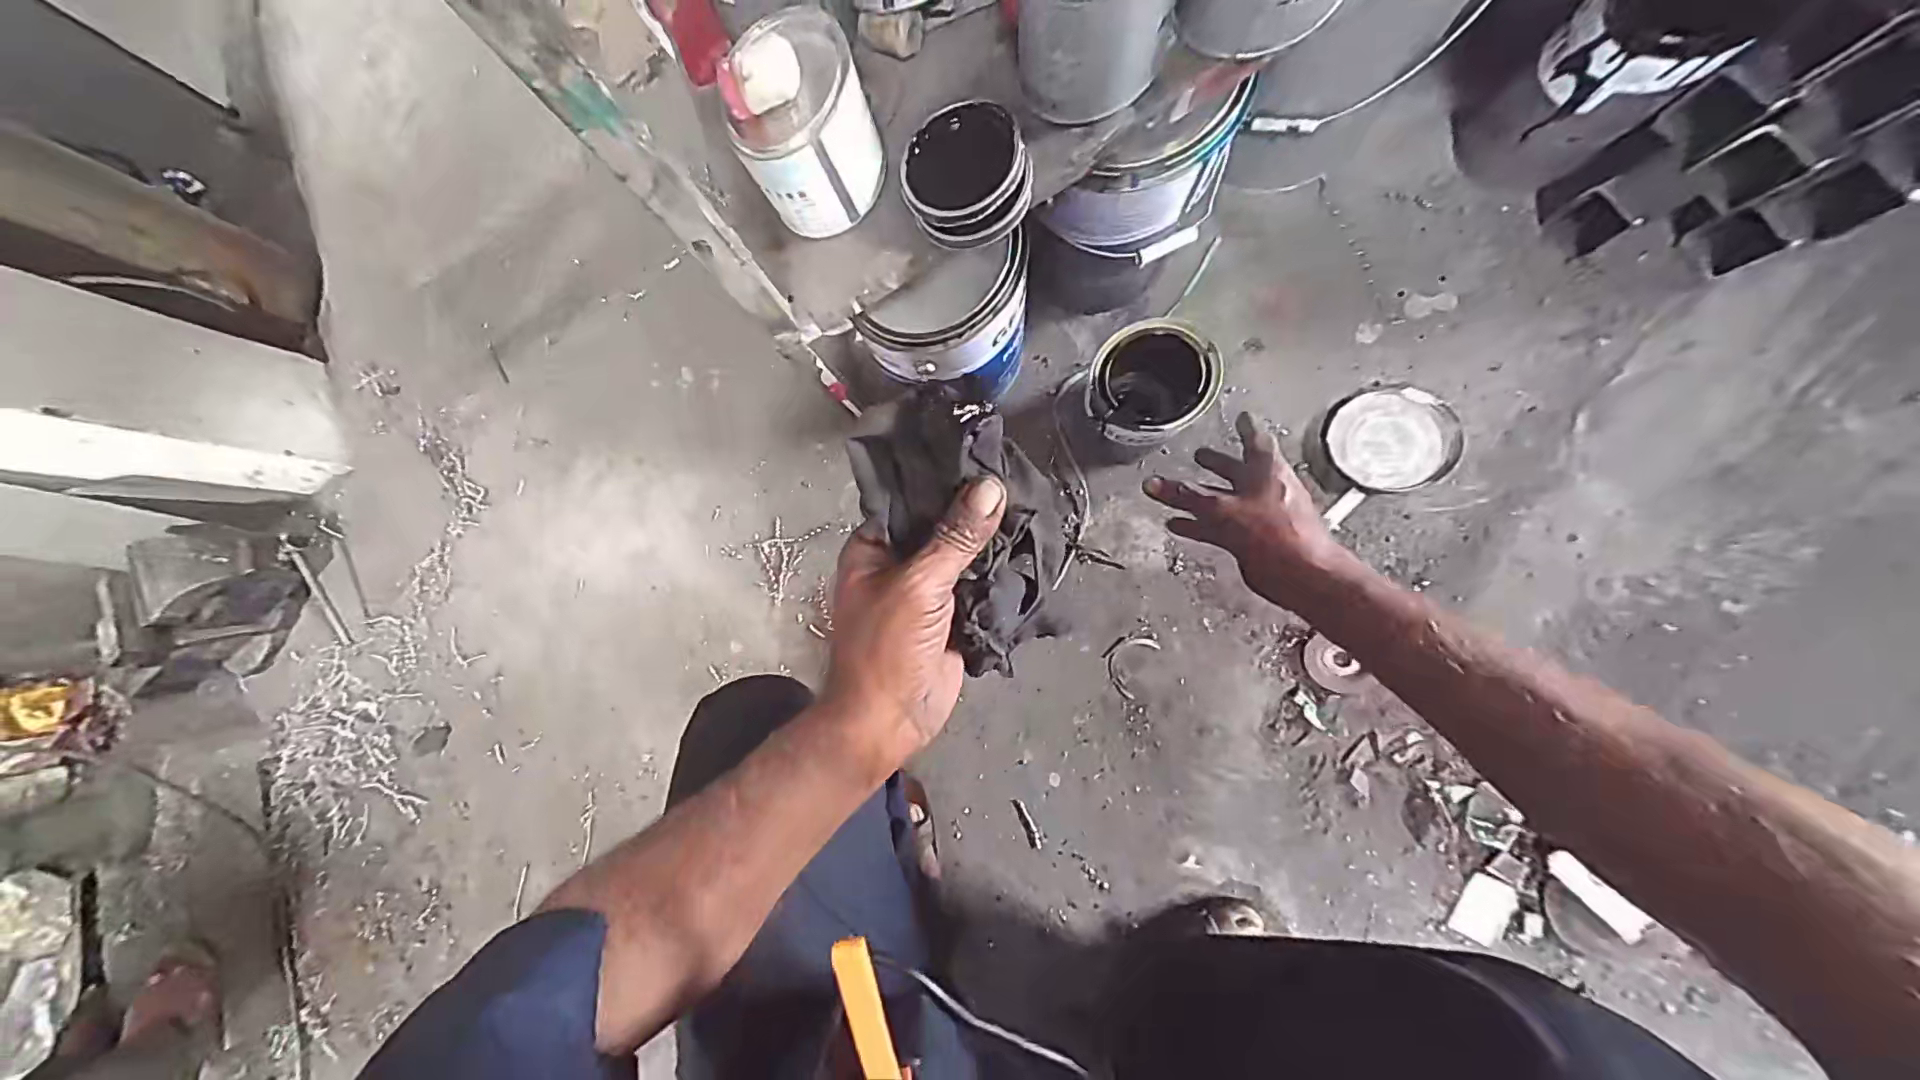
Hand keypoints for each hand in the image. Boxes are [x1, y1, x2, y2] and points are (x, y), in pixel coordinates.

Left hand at [823, 477, 1006, 755]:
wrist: (890, 721)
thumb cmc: (884, 651)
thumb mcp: (919, 584)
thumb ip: (956, 538)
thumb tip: (989, 489)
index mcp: (875, 547)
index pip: (912, 499)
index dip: (946, 480)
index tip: (985, 458)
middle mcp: (901, 563)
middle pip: (944, 527)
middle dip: (977, 512)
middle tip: (1019, 480)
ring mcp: (930, 590)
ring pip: (966, 557)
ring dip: (993, 543)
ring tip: (1032, 508)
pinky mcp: (954, 615)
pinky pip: (981, 586)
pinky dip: (1001, 575)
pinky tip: (1028, 551)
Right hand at [1145, 412, 1354, 612]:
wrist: (1300, 572)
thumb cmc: (1276, 533)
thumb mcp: (1221, 508)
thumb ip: (1186, 496)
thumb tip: (1154, 484)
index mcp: (1266, 470)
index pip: (1255, 440)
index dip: (1246, 427)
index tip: (1241, 417)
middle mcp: (1265, 488)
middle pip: (1236, 470)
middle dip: (1218, 463)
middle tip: (1201, 455)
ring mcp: (1261, 514)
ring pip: (1224, 500)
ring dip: (1204, 496)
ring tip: (1182, 491)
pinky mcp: (1253, 538)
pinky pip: (1220, 526)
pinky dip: (1200, 525)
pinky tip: (1181, 526)